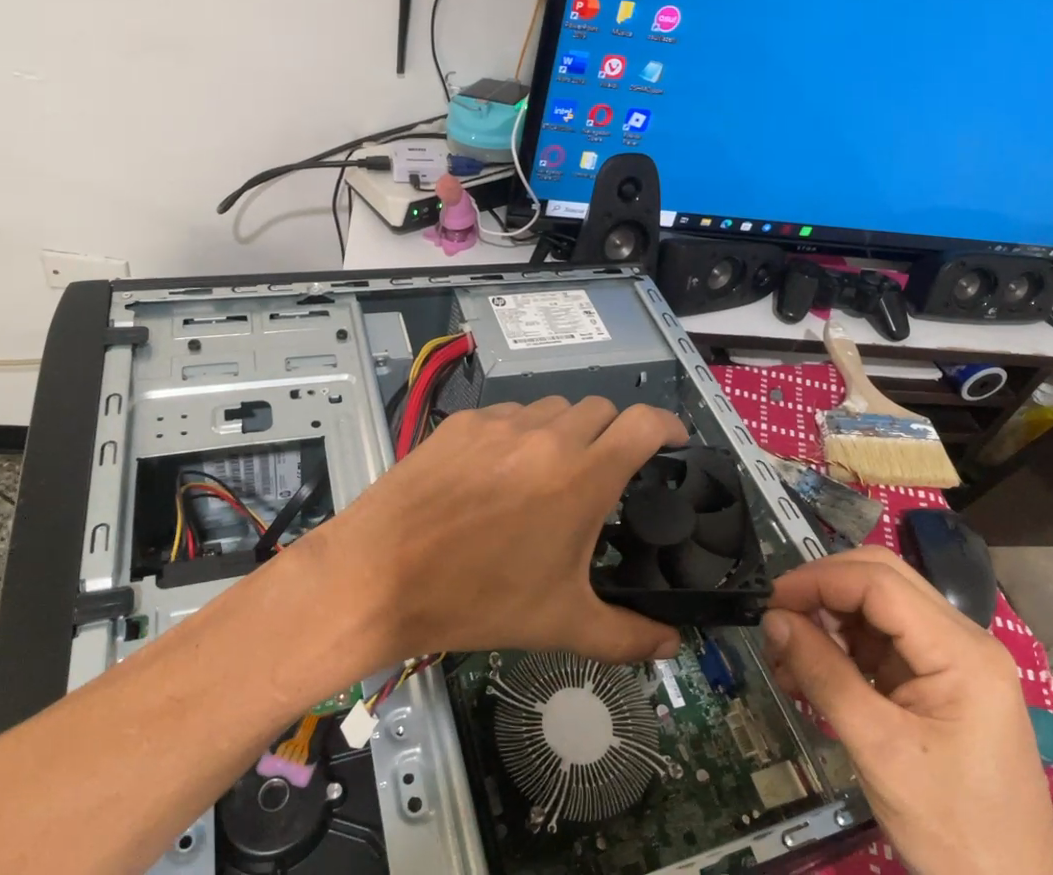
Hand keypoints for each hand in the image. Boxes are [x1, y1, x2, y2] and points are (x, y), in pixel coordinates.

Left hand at [291, 395, 688, 669]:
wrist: (378, 576)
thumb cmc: (477, 600)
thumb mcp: (559, 623)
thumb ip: (627, 636)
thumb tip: (672, 644)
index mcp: (582, 476)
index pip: (645, 424)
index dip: (669, 427)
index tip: (673, 444)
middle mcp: (546, 435)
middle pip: (601, 410)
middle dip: (614, 434)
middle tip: (606, 475)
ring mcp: (499, 423)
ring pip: (552, 407)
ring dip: (565, 431)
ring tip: (551, 474)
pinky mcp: (461, 424)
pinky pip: (508, 414)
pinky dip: (520, 434)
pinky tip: (499, 474)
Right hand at [761, 548, 1052, 874]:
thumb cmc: (951, 825)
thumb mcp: (878, 749)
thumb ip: (824, 675)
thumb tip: (773, 619)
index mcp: (961, 651)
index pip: (879, 582)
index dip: (818, 580)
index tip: (769, 604)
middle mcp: (962, 641)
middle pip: (881, 582)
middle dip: (822, 594)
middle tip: (776, 626)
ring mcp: (953, 662)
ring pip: (877, 610)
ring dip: (827, 624)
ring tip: (786, 665)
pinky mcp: (939, 685)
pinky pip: (882, 645)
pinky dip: (842, 652)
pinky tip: (810, 679)